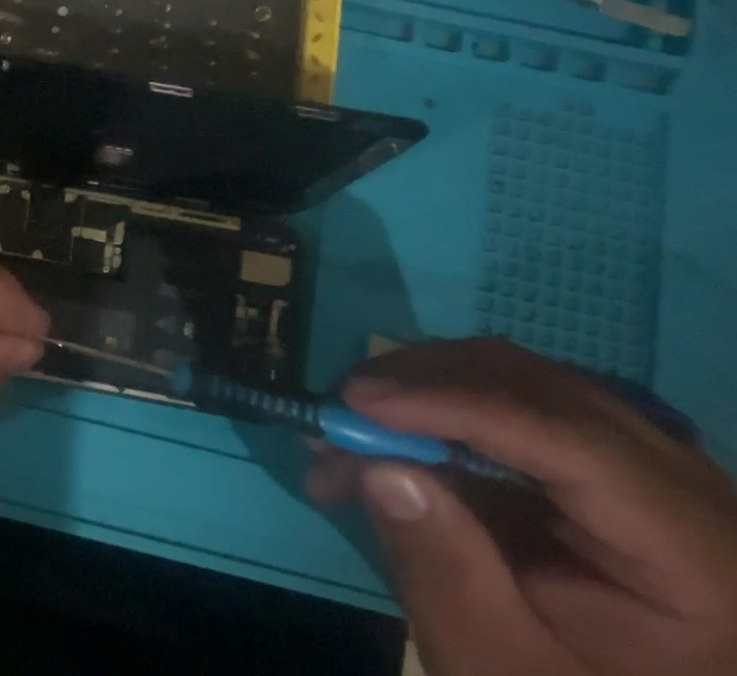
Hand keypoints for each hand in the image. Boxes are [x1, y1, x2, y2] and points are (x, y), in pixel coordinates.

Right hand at [305, 338, 736, 675]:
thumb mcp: (496, 659)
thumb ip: (444, 569)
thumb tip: (380, 468)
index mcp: (698, 556)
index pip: (576, 442)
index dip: (458, 405)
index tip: (353, 401)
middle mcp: (691, 488)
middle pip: (544, 391)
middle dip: (421, 387)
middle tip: (331, 420)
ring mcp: (648, 466)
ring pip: (518, 381)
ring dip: (416, 394)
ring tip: (342, 441)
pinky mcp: (602, 460)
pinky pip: (509, 403)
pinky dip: (431, 410)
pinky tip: (382, 444)